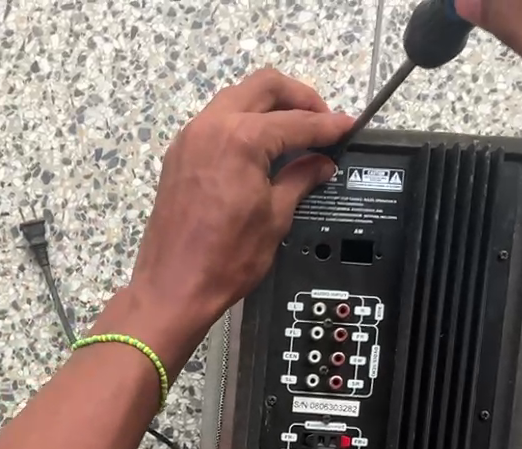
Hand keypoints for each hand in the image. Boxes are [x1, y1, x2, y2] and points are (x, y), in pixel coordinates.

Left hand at [107, 70, 355, 366]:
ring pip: (236, 99)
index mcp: (241, 138)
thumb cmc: (224, 260)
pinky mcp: (178, 157)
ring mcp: (190, 139)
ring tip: (292, 132)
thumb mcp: (274, 219)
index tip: (348, 128)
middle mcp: (212, 127)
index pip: (296, 122)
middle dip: (298, 97)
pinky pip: (215, 123)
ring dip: (267, 107)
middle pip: (264, 87)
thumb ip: (299, 180)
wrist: (173, 288)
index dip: (327, 125)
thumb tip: (320, 164)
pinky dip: (240, 124)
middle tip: (320, 120)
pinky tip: (258, 147)